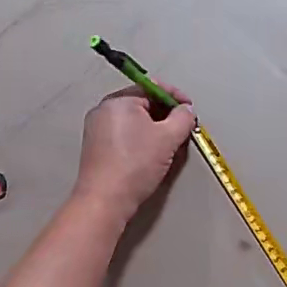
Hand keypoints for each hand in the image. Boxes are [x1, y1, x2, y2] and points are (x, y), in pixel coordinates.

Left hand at [71, 87, 195, 215]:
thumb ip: (183, 118)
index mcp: (118, 101)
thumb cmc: (133, 166)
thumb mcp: (168, 138)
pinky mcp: (97, 147)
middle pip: (142, 103)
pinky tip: (150, 156)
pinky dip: (140, 139)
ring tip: (167, 146)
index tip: (189, 109)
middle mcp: (104, 110)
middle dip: (165, 114)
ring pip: (134, 121)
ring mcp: (97, 129)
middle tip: (181, 129)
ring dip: (154, 129)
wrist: (105, 199)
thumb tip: (186, 111)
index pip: (152, 87)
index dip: (175, 96)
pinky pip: (124, 134)